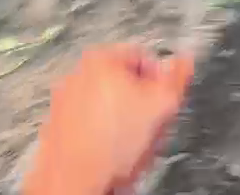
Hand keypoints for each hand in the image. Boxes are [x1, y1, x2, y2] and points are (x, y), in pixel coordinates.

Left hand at [20, 45, 193, 194]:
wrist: (72, 186)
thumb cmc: (112, 143)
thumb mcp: (164, 102)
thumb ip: (179, 74)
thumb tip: (185, 60)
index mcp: (101, 57)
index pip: (145, 57)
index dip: (162, 80)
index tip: (166, 98)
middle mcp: (76, 75)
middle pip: (125, 82)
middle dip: (142, 102)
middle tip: (150, 122)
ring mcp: (61, 104)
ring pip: (108, 105)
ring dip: (124, 120)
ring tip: (132, 142)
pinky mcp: (54, 131)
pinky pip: (90, 126)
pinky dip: (103, 136)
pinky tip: (113, 153)